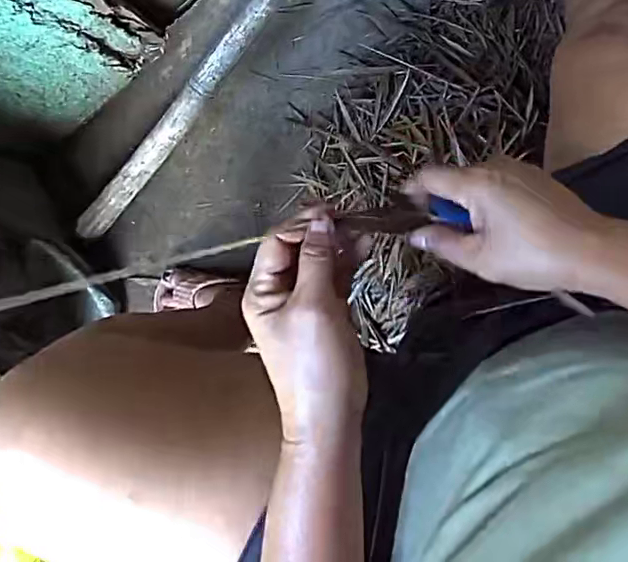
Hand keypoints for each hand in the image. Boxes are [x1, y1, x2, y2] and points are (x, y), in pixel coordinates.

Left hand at [242, 208, 366, 444]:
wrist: (331, 417)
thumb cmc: (314, 363)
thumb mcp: (314, 305)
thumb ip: (317, 258)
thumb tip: (322, 219)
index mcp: (262, 291)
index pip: (277, 241)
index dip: (302, 223)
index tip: (332, 211)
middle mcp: (278, 291)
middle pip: (298, 246)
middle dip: (323, 228)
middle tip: (351, 214)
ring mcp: (303, 300)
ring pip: (319, 258)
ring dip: (339, 241)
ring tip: (363, 226)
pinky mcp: (326, 309)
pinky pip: (334, 274)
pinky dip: (348, 259)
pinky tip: (365, 245)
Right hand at [404, 158, 622, 292]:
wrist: (592, 248)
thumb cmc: (533, 257)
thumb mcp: (481, 259)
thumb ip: (444, 243)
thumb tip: (417, 233)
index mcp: (475, 183)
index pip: (430, 176)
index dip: (413, 190)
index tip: (407, 209)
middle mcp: (494, 165)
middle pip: (455, 178)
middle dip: (446, 203)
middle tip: (452, 236)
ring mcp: (517, 167)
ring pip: (479, 180)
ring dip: (470, 201)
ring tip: (484, 236)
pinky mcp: (535, 174)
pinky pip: (500, 180)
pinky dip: (492, 198)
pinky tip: (509, 226)